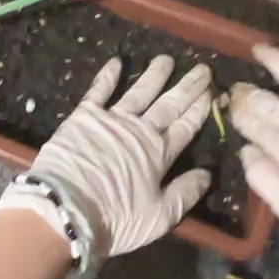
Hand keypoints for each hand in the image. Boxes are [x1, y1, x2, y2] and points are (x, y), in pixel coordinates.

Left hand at [0, 56, 213, 264]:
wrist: (66, 209)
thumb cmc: (115, 219)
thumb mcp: (159, 217)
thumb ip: (185, 193)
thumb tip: (208, 173)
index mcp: (159, 154)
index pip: (185, 126)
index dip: (199, 108)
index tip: (211, 91)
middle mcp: (139, 130)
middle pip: (168, 105)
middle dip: (187, 87)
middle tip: (202, 68)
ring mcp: (111, 120)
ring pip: (139, 92)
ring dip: (154, 75)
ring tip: (167, 59)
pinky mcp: (84, 116)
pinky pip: (98, 91)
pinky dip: (108, 76)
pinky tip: (117, 61)